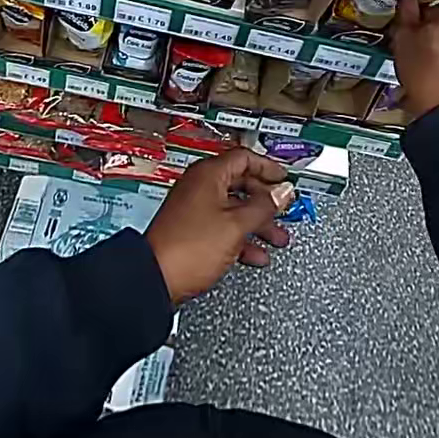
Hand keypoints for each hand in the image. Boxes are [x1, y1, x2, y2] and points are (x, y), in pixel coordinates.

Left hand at [144, 147, 293, 303]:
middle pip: (241, 183)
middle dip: (265, 200)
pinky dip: (240, 236)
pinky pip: (223, 225)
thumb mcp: (236, 225)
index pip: (245, 157)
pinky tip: (253, 253)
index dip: (268, 167)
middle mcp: (200, 186)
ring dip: (257, 222)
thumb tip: (281, 192)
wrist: (155, 280)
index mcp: (209, 174)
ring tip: (275, 236)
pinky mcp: (190, 229)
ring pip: (234, 207)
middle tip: (282, 208)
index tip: (283, 178)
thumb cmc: (187, 247)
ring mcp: (194, 207)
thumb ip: (263, 206)